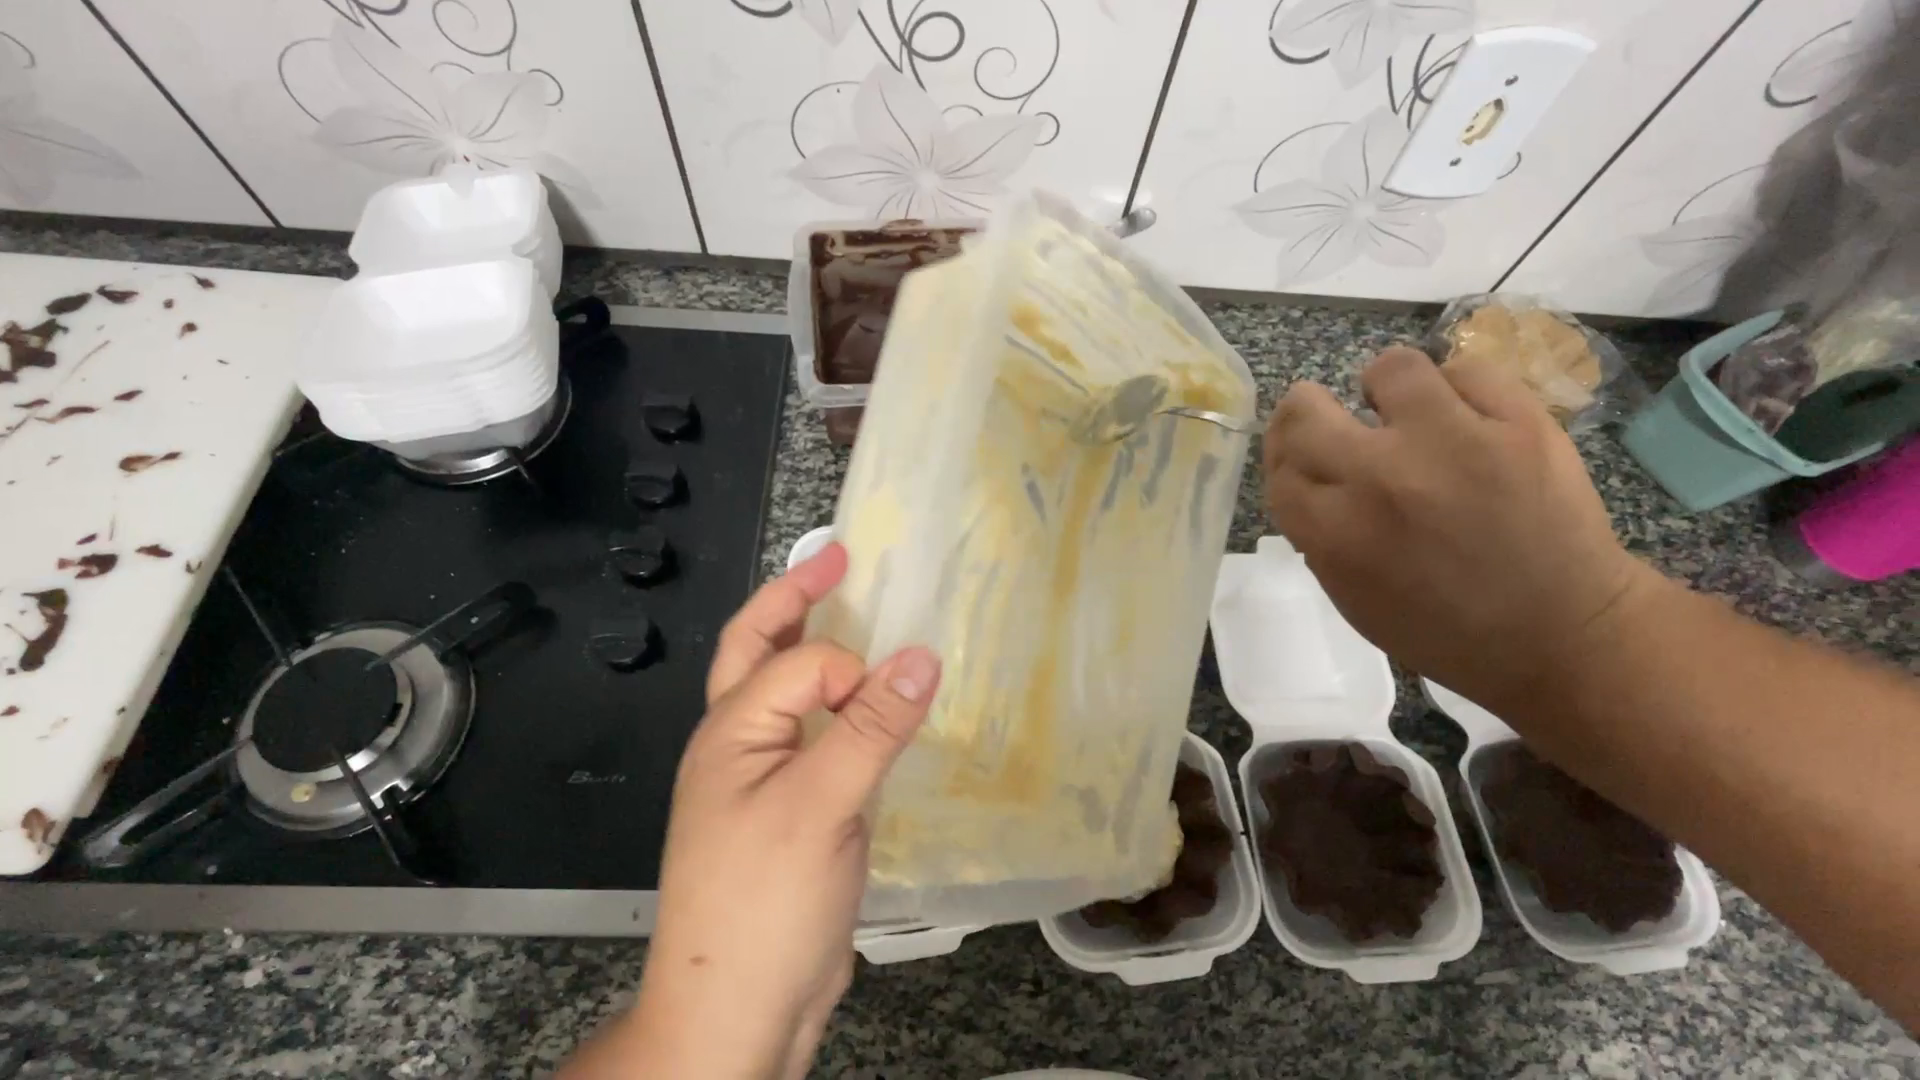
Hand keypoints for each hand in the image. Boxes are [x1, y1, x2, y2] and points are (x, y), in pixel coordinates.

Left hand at [562, 543, 939, 1079]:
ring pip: (788, 694)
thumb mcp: (820, 807)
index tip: (896, 691)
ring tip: (852, 612)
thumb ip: (871, 727)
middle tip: (840, 558)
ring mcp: (762, 781)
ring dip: (813, 648)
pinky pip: (815, 741)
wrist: (739, 1011)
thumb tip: (924, 654)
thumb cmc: (763, 903)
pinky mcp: (791, 814)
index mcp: (730, 730)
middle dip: (797, 599)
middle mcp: (739, 744)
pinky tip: (872, 715)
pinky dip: (840, 711)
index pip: (799, 664)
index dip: (849, 668)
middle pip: (760, 649)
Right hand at [1262, 346, 1656, 708]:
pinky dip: (1459, 393)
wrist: (1560, 635)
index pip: (1278, 464)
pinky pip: (1468, 371)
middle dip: (1309, 411)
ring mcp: (1452, 444)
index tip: (1305, 457)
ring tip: (1409, 412)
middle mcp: (1380, 479)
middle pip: (1304, 410)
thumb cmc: (1443, 630)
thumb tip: (1309, 477)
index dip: (1285, 456)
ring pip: (1390, 369)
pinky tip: (1466, 421)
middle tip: (1335, 422)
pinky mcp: (1519, 423)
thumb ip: (1318, 534)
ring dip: (1388, 390)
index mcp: (1335, 532)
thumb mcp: (1351, 597)